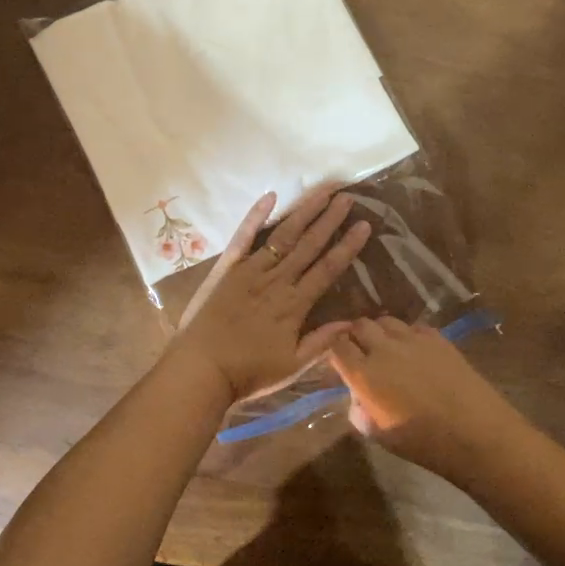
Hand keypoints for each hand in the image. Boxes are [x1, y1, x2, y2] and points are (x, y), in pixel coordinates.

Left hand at [172, 188, 373, 403]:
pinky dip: (256, 216)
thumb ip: (322, 343)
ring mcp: (250, 270)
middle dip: (329, 220)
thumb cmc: (248, 373)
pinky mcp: (226, 267)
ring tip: (322, 192)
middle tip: (347, 196)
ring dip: (303, 212)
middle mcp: (276, 281)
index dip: (347, 247)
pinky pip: (243, 237)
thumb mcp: (292, 367)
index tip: (364, 225)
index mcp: (294, 305)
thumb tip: (352, 322)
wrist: (200, 369)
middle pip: (308, 245)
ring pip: (282, 236)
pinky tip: (270, 196)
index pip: (327, 269)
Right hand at [329, 317, 523, 479]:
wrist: (475, 433)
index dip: (335, 350)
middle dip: (355, 335)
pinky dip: (407, 334)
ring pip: (386, 321)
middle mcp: (383, 349)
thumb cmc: (424, 442)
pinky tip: (414, 350)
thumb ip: (360, 413)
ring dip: (380, 331)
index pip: (337, 346)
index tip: (339, 361)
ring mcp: (412, 339)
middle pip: (359, 325)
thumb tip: (358, 399)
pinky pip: (413, 327)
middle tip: (360, 352)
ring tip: (386, 347)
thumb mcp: (380, 435)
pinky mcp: (437, 338)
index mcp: (364, 374)